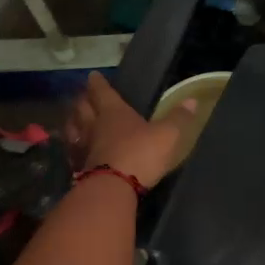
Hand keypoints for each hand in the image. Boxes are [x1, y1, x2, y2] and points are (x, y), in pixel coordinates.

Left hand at [74, 73, 189, 189]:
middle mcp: (94, 126)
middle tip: (81, 96)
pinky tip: (76, 150)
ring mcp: (84, 148)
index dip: (98, 83)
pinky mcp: (80, 169)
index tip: (92, 75)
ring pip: (73, 130)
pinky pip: (74, 153)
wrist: (112, 189)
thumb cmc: (141, 154)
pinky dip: (73, 147)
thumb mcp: (167, 134)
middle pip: (83, 109)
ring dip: (72, 122)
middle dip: (82, 101)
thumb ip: (178, 118)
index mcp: (114, 113)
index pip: (103, 92)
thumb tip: (192, 100)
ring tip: (72, 120)